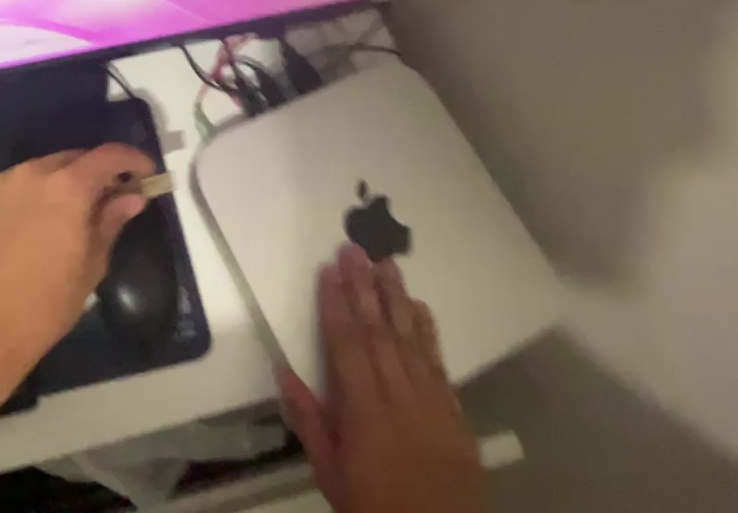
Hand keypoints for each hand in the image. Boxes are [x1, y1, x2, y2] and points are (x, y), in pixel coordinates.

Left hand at [0, 143, 155, 405]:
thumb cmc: (44, 307)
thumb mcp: (90, 267)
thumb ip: (110, 222)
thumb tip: (131, 196)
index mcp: (66, 188)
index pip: (108, 155)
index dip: (132, 159)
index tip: (144, 173)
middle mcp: (31, 173)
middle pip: (72, 159)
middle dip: (94, 173)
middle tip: (107, 199)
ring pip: (39, 171)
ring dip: (59, 184)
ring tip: (65, 215)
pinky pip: (11, 186)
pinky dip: (28, 196)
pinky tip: (29, 225)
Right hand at [279, 245, 488, 512]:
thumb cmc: (377, 507)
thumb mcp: (332, 474)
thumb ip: (309, 422)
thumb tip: (283, 372)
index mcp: (364, 410)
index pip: (346, 344)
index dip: (335, 304)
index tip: (327, 269)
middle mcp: (399, 395)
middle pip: (378, 331)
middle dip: (364, 287)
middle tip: (354, 249)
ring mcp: (431, 401)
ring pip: (410, 339)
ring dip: (396, 298)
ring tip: (387, 263)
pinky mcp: (454, 411)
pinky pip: (438, 362)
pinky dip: (428, 332)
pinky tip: (420, 308)